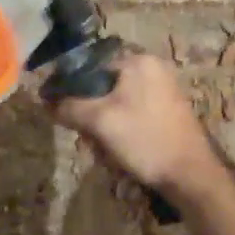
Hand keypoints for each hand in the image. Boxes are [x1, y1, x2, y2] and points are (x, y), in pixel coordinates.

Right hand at [48, 53, 222, 196]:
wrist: (189, 174)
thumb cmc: (144, 139)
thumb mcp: (100, 121)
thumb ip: (69, 107)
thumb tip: (45, 101)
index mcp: (138, 60)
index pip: (89, 66)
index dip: (69, 88)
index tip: (59, 111)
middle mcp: (152, 68)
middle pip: (101, 86)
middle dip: (90, 114)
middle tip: (89, 138)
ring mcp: (162, 89)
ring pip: (114, 104)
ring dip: (104, 127)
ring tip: (105, 150)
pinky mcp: (166, 111)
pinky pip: (131, 114)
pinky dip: (120, 131)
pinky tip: (120, 152)